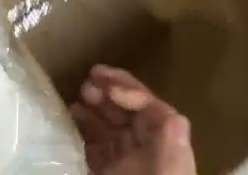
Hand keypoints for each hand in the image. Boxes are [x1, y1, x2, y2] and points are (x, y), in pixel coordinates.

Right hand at [72, 66, 195, 174]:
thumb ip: (172, 153)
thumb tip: (177, 118)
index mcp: (165, 152)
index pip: (154, 110)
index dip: (131, 91)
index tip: (108, 87)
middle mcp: (146, 154)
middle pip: (130, 113)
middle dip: (109, 91)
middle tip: (87, 82)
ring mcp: (125, 164)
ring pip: (110, 126)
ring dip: (94, 106)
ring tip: (78, 95)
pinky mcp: (105, 172)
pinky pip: (94, 144)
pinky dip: (82, 128)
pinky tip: (70, 118)